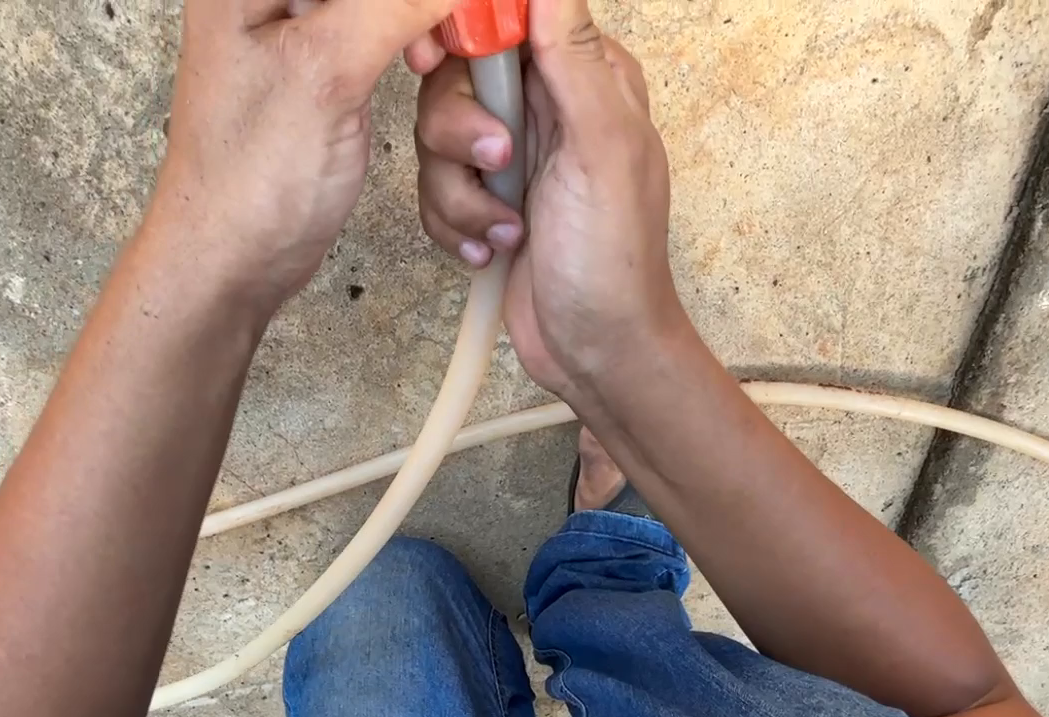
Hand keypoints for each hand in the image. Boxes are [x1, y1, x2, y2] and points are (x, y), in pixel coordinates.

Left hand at [149, 0, 459, 310]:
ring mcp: (297, 21)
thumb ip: (393, 2)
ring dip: (424, 17)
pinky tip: (426, 62)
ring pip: (384, 2)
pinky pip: (381, 24)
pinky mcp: (322, 61)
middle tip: (456, 31)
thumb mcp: (326, 70)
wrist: (234, 255)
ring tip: (441, 51)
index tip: (472, 9)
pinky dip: (414, 37)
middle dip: (425, 6)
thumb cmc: (254, 176)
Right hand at [409, 0, 688, 395]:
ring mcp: (511, 164)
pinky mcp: (485, 207)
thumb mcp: (604, 151)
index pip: (510, 19)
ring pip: (436, 141)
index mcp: (585, 81)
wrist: (594, 350)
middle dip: (459, 132)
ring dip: (460, 195)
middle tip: (498, 164)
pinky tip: (492, 252)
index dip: (467, 33)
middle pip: (456, 78)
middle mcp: (545, 113)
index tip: (441, 59)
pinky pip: (436, 192)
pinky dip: (455, 226)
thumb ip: (574, 61)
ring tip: (506, 232)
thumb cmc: (612, 262)